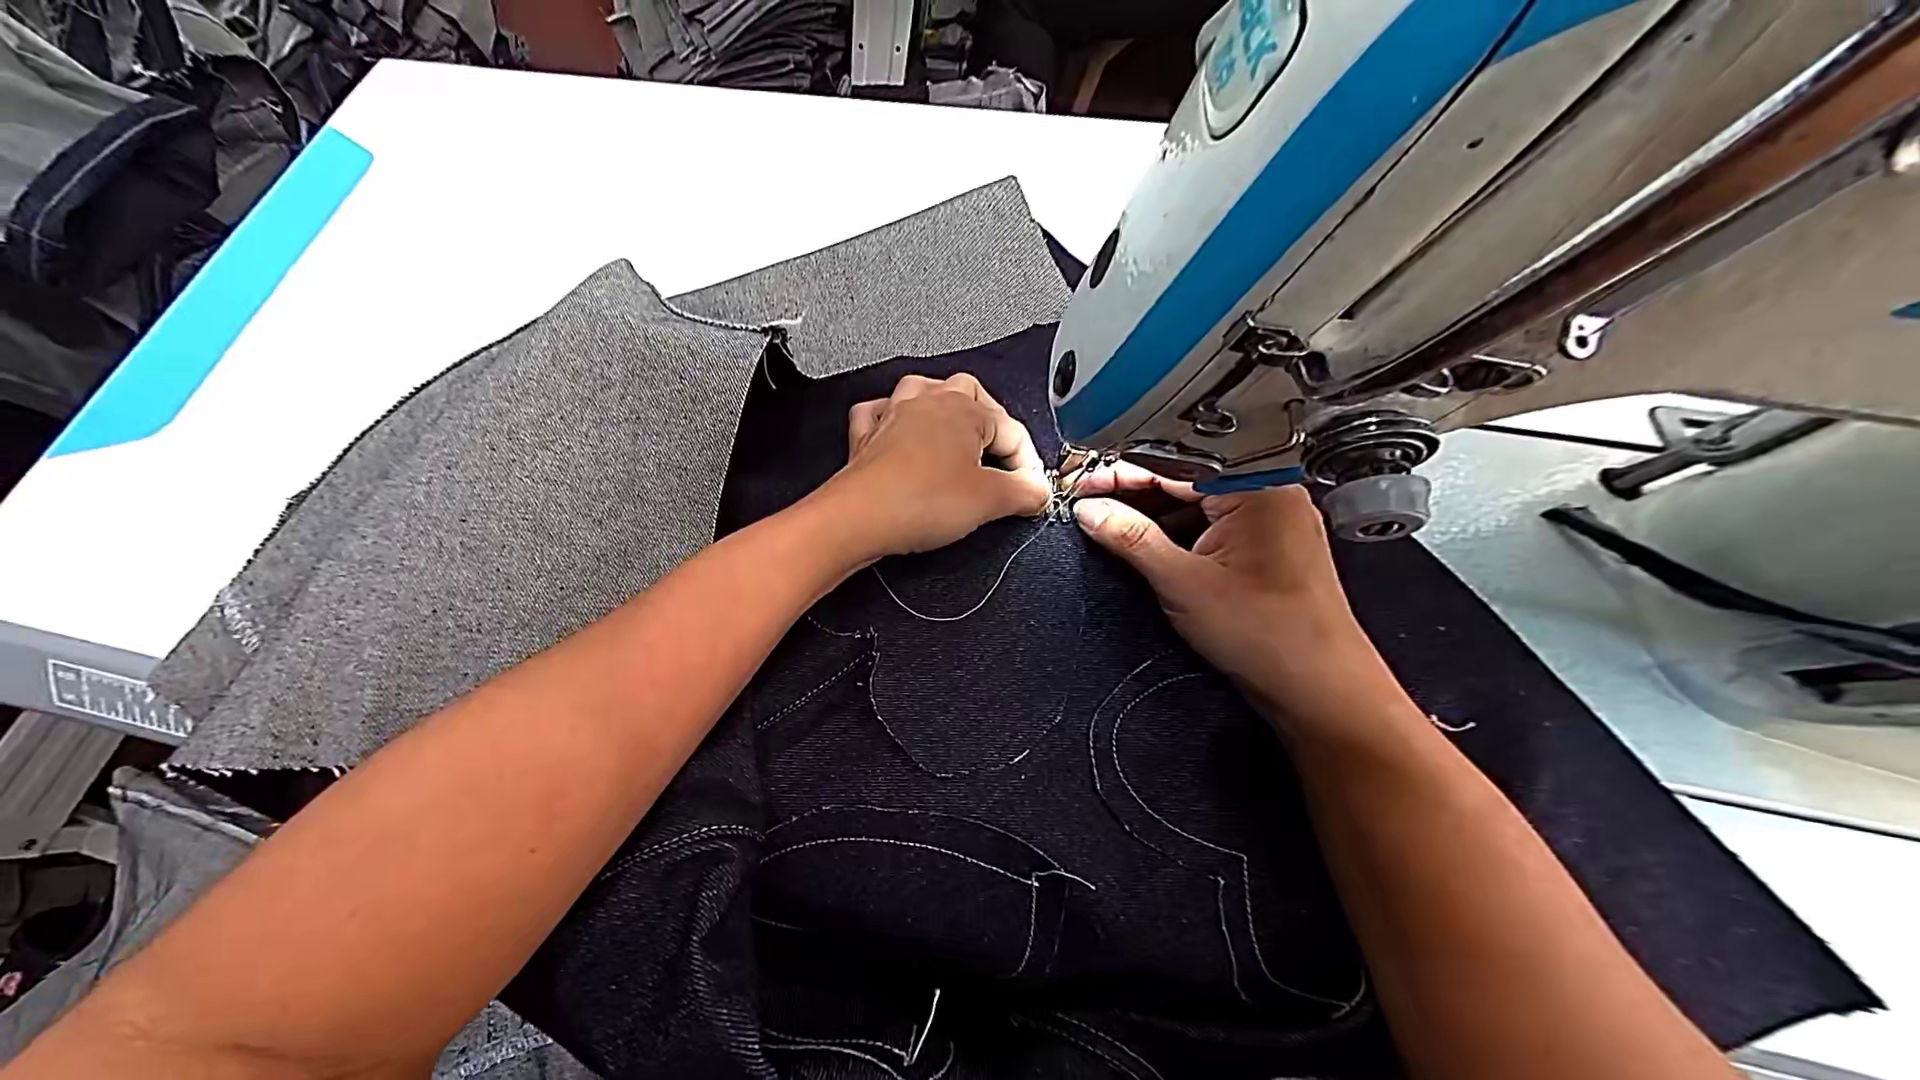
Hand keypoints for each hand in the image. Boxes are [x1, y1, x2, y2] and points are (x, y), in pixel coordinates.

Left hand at [811, 374, 1050, 565]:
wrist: (859, 518)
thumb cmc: (918, 500)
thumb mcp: (989, 500)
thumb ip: (1023, 492)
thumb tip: (1036, 490)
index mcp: (963, 408)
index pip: (1012, 430)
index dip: (1028, 463)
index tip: (1031, 490)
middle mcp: (928, 402)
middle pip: (970, 396)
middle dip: (991, 425)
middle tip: (1002, 460)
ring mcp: (894, 415)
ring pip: (925, 394)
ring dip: (945, 412)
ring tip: (959, 438)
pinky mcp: (867, 438)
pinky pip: (882, 414)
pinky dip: (895, 420)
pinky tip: (903, 434)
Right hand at [1073, 467, 1416, 737]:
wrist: (1318, 689)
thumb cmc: (1273, 637)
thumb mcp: (1182, 583)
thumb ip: (1131, 539)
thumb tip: (1093, 511)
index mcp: (1258, 489)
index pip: (1172, 464)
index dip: (1121, 473)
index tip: (1085, 485)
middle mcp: (1270, 495)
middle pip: (1184, 480)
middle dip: (1134, 494)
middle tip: (1092, 507)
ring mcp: (1270, 521)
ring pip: (1196, 504)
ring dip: (1154, 515)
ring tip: (1113, 529)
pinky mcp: (1266, 547)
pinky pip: (1212, 525)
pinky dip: (1178, 534)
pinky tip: (1148, 546)